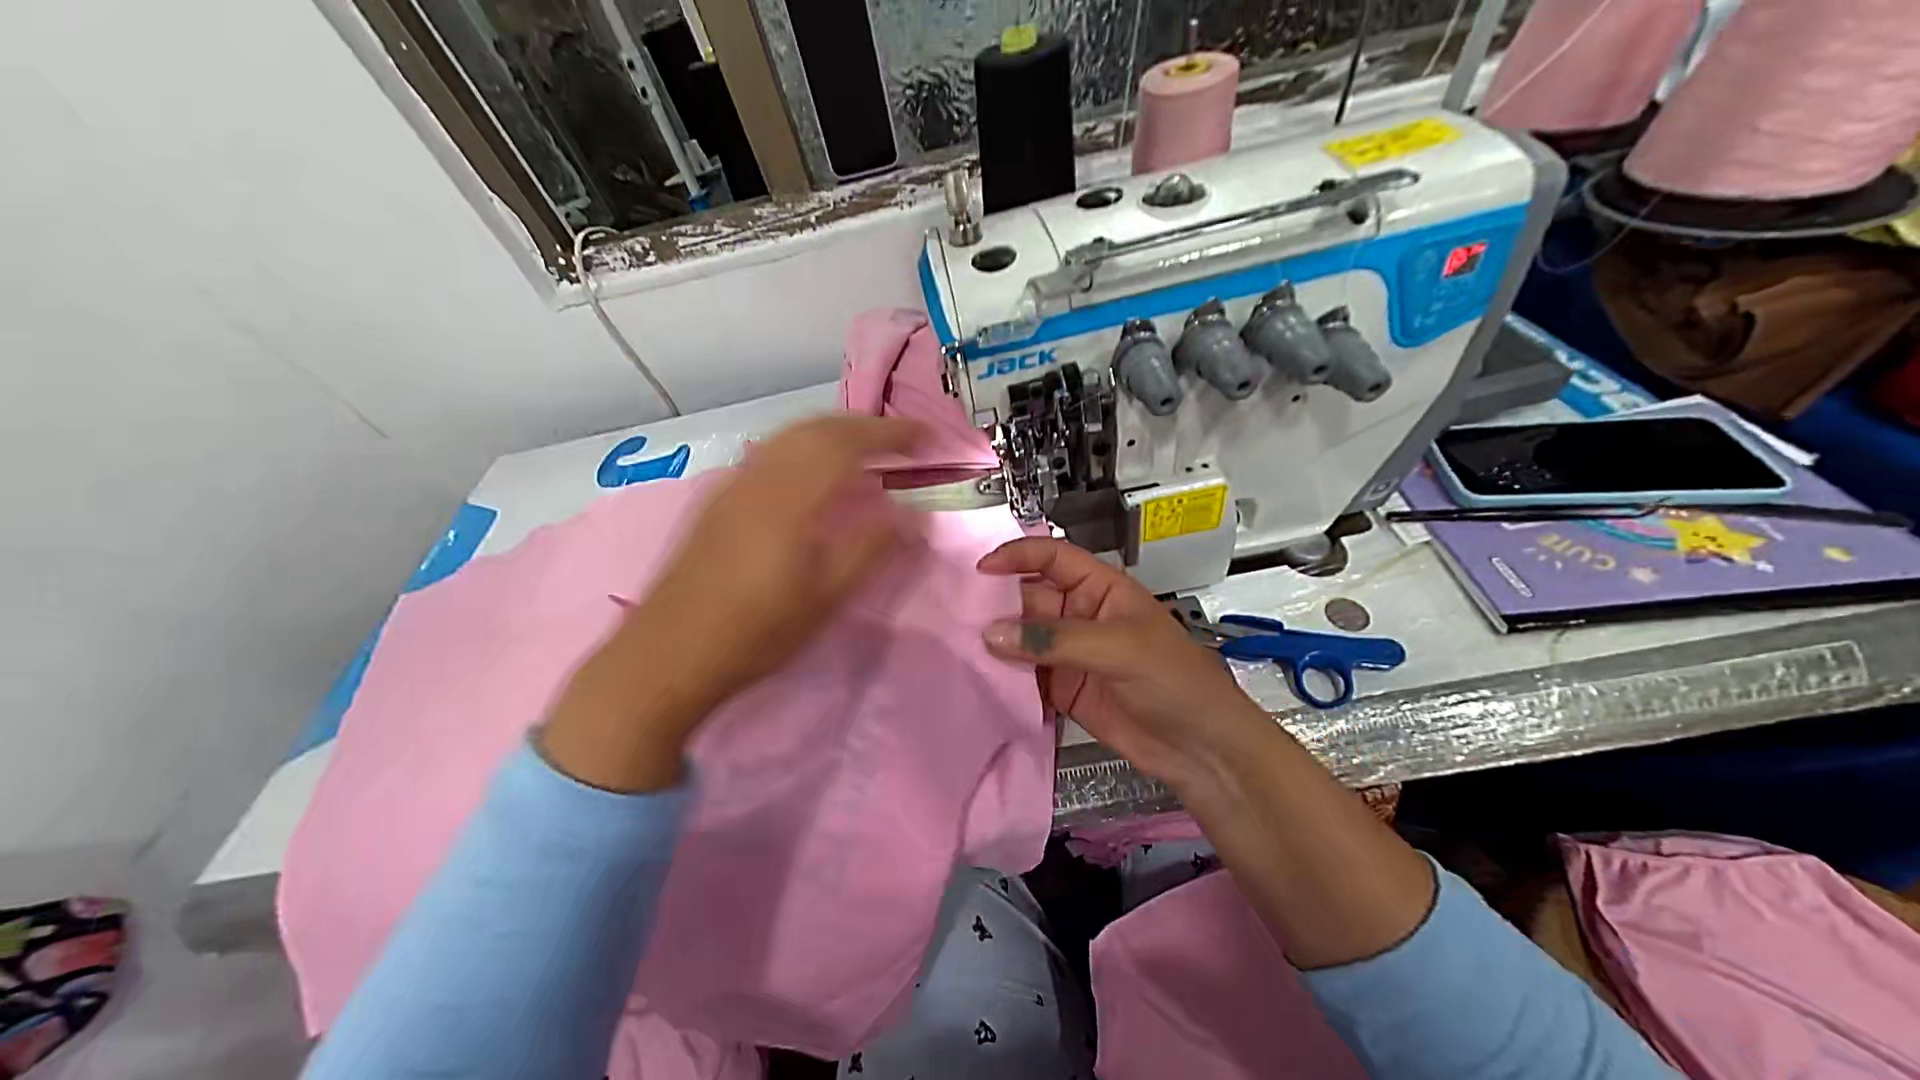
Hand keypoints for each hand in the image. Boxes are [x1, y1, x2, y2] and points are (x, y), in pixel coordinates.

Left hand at [543, 414, 923, 790]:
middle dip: (865, 426)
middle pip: (818, 427)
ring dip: (833, 432)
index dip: (892, 433)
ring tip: (866, 451)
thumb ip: (871, 548)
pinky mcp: (718, 500)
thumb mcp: (825, 598)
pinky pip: (771, 452)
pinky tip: (814, 475)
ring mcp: (733, 484)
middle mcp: (760, 476)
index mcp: (790, 496)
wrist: (666, 656)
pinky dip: (805, 447)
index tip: (928, 436)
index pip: (849, 443)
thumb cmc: (754, 633)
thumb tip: (915, 515)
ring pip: (790, 436)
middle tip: (903, 441)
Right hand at [976, 536, 1271, 792]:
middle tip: (956, 616)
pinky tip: (979, 679)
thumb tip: (994, 633)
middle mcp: (1081, 616)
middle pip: (1030, 599)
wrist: (1201, 750)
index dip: (1018, 556)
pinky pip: (1025, 676)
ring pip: (1023, 638)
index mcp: (1102, 590)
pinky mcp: (1063, 690)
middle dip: (997, 605)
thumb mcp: (1120, 649)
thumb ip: (1056, 640)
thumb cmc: (1175, 682)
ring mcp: (1070, 654)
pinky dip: (1004, 677)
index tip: (981, 569)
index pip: (1053, 558)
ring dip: (996, 642)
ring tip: (958, 647)